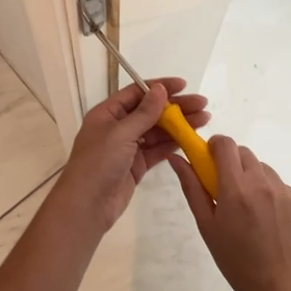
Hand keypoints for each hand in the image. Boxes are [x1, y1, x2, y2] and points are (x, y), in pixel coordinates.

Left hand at [50, 80, 209, 233]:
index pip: (136, 93)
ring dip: (178, 126)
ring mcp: (127, 148)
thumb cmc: (99, 162)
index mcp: (107, 113)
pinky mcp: (136, 166)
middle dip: (175, 108)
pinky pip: (157, 151)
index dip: (160, 88)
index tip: (184, 85)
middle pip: (150, 112)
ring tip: (203, 121)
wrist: (87, 205)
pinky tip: (190, 139)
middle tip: (202, 105)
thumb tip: (160, 89)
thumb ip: (144, 113)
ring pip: (156, 132)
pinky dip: (172, 145)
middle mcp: (117, 127)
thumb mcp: (121, 133)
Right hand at [171, 136, 290, 290]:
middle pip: (244, 153)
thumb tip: (176, 158)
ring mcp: (286, 191)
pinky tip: (268, 219)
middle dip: (232, 163)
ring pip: (263, 169)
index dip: (215, 146)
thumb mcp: (206, 225)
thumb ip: (192, 187)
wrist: (278, 287)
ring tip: (250, 210)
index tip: (210, 160)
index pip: (226, 144)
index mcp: (236, 189)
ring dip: (252, 178)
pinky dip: (271, 193)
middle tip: (227, 190)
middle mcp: (263, 183)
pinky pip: (280, 185)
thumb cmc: (234, 259)